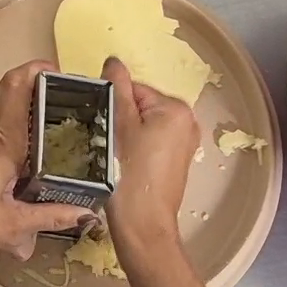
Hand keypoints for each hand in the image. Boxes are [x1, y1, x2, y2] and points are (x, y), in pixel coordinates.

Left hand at [0, 60, 96, 260]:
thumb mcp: (9, 227)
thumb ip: (49, 218)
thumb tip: (81, 215)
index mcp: (0, 142)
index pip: (18, 86)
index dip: (39, 70)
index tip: (59, 73)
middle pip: (7, 93)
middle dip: (33, 89)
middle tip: (58, 103)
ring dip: (17, 123)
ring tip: (41, 151)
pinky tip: (5, 178)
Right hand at [102, 56, 198, 251]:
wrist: (142, 225)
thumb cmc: (128, 174)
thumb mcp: (118, 126)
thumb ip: (117, 89)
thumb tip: (113, 62)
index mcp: (175, 108)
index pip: (134, 89)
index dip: (111, 103)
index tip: (99, 123)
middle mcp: (187, 122)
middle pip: (140, 106)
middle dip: (120, 119)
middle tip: (104, 141)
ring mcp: (184, 144)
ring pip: (144, 126)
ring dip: (125, 135)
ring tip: (112, 155)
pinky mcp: (176, 162)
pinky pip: (151, 143)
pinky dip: (135, 149)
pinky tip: (123, 165)